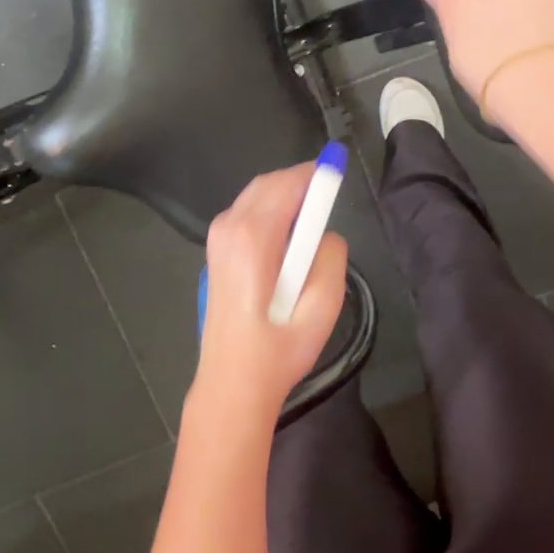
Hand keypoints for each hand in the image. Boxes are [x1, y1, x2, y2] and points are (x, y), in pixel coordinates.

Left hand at [191, 163, 349, 419]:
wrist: (232, 384)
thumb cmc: (278, 350)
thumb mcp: (322, 307)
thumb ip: (331, 259)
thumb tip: (327, 236)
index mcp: (254, 238)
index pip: (288, 184)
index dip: (316, 173)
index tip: (338, 168)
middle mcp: (229, 229)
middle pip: (268, 185)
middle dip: (300, 181)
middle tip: (330, 193)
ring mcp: (217, 241)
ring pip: (254, 198)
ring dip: (284, 197)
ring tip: (314, 217)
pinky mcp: (216, 255)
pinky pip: (245, 215)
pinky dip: (269, 212)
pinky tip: (287, 239)